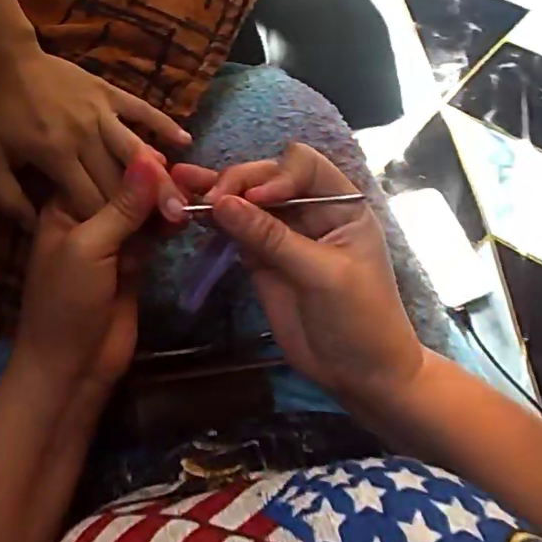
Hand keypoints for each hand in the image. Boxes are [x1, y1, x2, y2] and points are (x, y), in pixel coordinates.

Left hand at [0, 46, 191, 226]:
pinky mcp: (109, 92)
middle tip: (167, 228)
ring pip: (136, 149)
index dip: (108, 226)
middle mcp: (83, 135)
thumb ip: (6, 197)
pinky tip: (184, 141)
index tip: (126, 245)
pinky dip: (163, 124)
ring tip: (181, 198)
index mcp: (55, 155)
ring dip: (160, 175)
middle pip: (119, 180)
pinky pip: (141, 109)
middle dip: (144, 208)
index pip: (89, 199)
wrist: (7, 61)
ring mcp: (100, 111)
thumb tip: (31, 227)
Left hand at [12, 151, 163, 391]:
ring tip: (185, 204)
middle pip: (124, 185)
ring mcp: (110, 238)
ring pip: (142, 208)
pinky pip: (152, 233)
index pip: (100, 167)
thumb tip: (150, 160)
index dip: (132, 163)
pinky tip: (182, 220)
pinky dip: (166, 226)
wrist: (72, 370)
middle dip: (152, 184)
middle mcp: (86, 215)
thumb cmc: (66, 303)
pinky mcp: (132, 260)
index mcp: (63, 204)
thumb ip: (121, 206)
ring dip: (163, 204)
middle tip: (180, 190)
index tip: (164, 160)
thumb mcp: (89, 247)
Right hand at [173, 143, 426, 404]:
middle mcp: (309, 208)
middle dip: (237, 182)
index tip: (256, 200)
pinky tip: (187, 209)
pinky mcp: (259, 254)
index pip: (303, 165)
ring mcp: (281, 230)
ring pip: (244, 199)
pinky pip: (233, 227)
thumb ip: (271, 238)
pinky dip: (212, 219)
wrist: (361, 377)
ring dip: (215, 190)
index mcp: (340, 204)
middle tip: (210, 200)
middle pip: (266, 176)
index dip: (275, 175)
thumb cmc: (360, 320)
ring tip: (180, 182)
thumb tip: (221, 204)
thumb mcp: (321, 275)